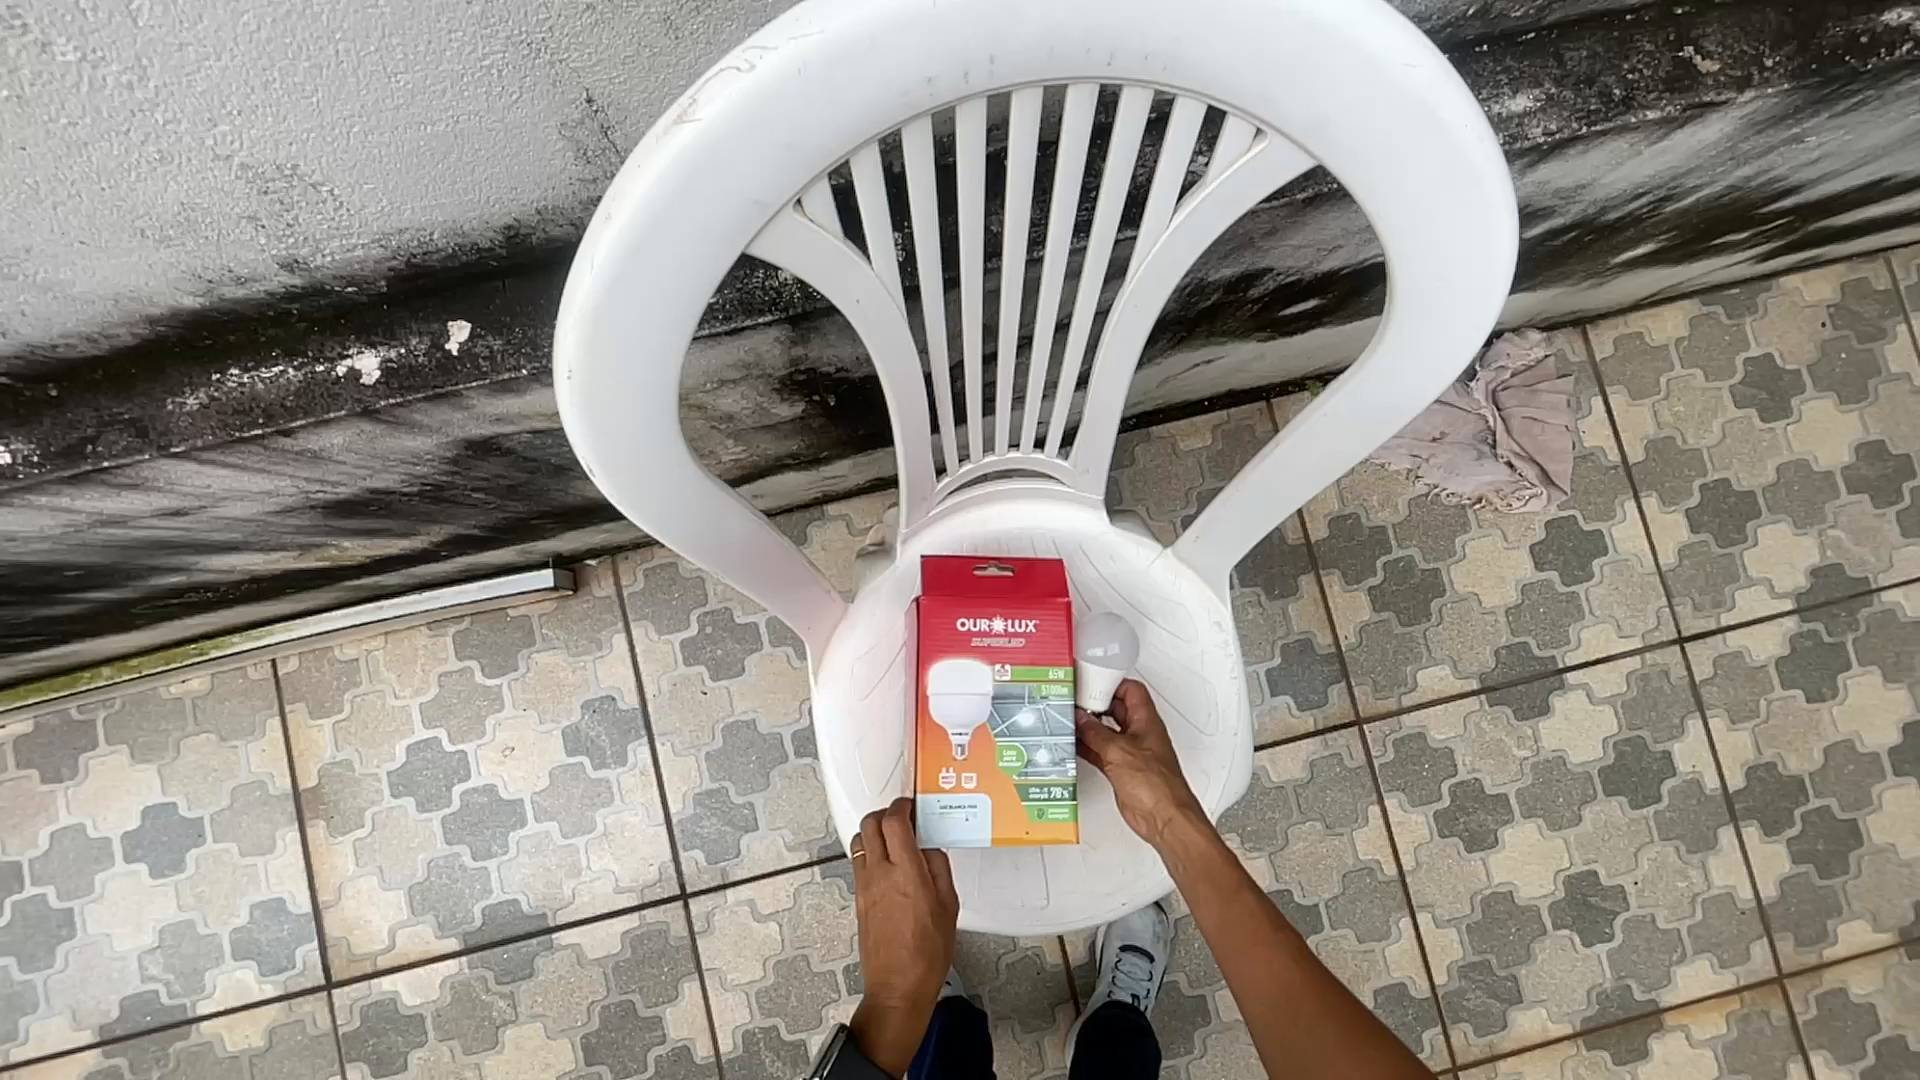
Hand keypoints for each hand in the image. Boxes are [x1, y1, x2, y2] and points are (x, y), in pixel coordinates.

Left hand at [847, 797, 958, 1076]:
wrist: (898, 986)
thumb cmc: (928, 952)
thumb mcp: (948, 905)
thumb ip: (939, 868)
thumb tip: (930, 847)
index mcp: (907, 873)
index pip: (895, 822)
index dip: (902, 806)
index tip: (911, 806)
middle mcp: (880, 874)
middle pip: (870, 824)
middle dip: (885, 813)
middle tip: (903, 817)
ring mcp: (865, 885)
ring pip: (860, 840)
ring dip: (875, 830)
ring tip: (894, 838)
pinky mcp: (858, 898)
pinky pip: (859, 861)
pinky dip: (871, 851)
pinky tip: (887, 861)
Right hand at [1076, 679, 1205, 848]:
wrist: (1164, 817)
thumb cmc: (1157, 785)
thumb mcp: (1118, 750)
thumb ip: (1096, 733)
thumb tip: (1082, 719)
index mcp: (1146, 721)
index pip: (1130, 690)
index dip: (1111, 683)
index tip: (1090, 683)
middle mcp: (1140, 734)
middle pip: (1116, 709)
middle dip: (1096, 704)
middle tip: (1075, 702)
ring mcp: (1131, 752)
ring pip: (1106, 731)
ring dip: (1089, 727)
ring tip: (1070, 721)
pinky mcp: (1122, 769)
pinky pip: (1101, 751)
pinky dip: (1088, 747)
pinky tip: (1075, 745)